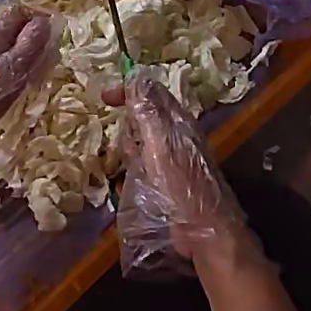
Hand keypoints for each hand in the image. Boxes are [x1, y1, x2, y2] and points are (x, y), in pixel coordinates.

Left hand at [0, 3, 53, 202]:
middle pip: (15, 26)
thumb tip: (45, 22)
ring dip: (29, 49)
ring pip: (12, 43)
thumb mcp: (16, 64)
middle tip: (51, 48)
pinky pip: (8, 58)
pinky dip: (21, 63)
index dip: (37, 15)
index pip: (18, 10)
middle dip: (35, 33)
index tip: (54, 30)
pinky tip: (28, 77)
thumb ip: (31, 41)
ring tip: (43, 64)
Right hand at [116, 70, 250, 277]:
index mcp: (178, 121)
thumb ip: (148, 111)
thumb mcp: (161, 145)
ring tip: (125, 158)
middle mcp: (177, 135)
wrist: (206, 234)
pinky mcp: (169, 180)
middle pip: (146, 115)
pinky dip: (133, 164)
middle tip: (117, 134)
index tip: (104, 97)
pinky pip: (145, 162)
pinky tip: (127, 178)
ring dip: (129, 143)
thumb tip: (135, 76)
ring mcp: (173, 158)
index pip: (151, 92)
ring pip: (144, 139)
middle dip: (128, 119)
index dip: (128, 89)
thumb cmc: (183, 187)